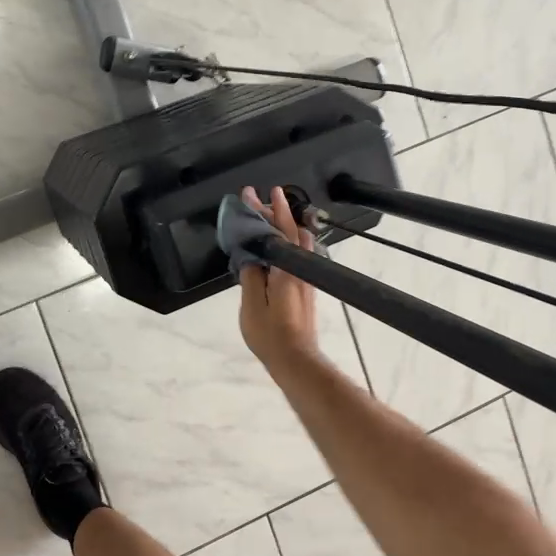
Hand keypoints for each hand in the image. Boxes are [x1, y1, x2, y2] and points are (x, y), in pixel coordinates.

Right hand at [238, 186, 319, 368]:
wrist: (296, 361)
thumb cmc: (271, 334)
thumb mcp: (252, 305)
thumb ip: (251, 277)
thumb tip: (251, 257)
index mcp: (287, 270)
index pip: (279, 231)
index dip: (268, 210)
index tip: (255, 193)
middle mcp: (300, 270)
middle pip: (291, 232)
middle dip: (276, 212)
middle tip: (260, 197)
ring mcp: (305, 280)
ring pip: (297, 243)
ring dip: (284, 226)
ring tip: (269, 215)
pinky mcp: (305, 289)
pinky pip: (297, 255)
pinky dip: (286, 241)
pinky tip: (275, 246)